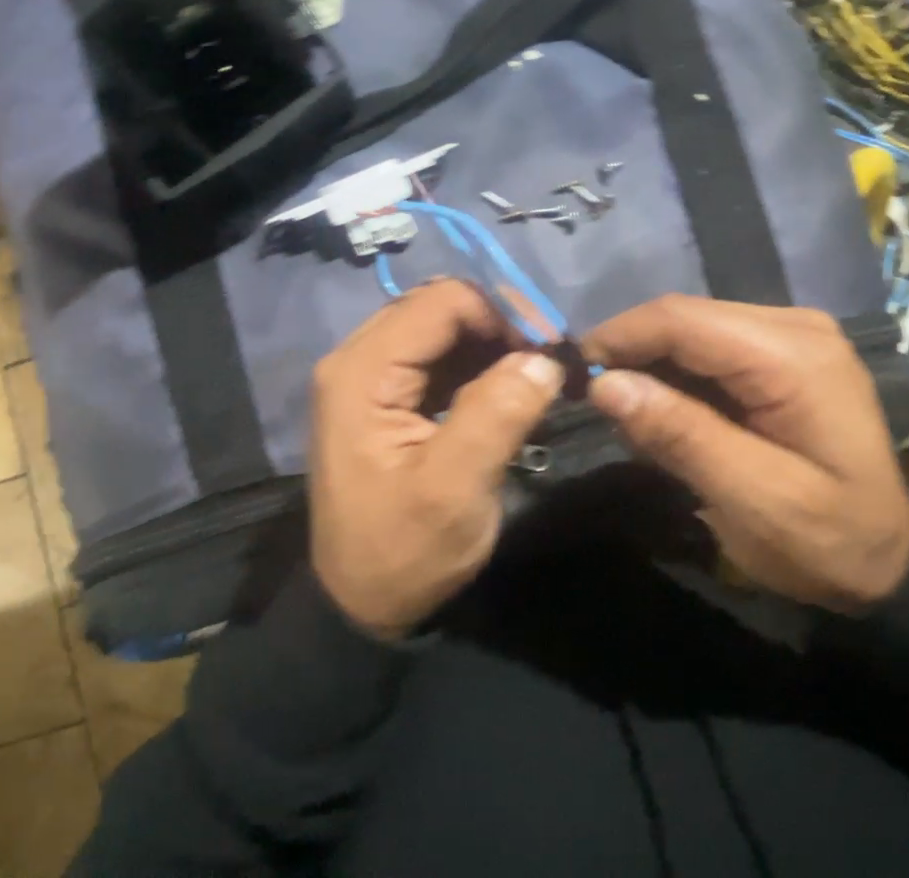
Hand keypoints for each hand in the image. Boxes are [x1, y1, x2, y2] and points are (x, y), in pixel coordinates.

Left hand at [309, 280, 564, 637]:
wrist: (363, 605)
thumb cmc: (405, 552)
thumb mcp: (455, 488)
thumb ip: (498, 413)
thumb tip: (545, 357)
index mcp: (362, 373)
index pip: (442, 303)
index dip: (502, 314)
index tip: (552, 349)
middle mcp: (357, 362)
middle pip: (438, 311)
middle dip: (498, 328)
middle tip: (547, 365)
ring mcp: (366, 381)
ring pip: (439, 334)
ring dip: (490, 349)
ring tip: (537, 381)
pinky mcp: (382, 402)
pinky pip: (434, 363)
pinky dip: (475, 369)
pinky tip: (508, 394)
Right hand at [581, 297, 908, 613]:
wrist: (890, 564)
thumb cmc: (826, 542)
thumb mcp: (753, 499)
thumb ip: (681, 435)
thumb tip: (604, 384)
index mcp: (794, 356)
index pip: (682, 319)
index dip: (616, 338)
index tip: (567, 377)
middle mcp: (794, 327)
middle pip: (684, 318)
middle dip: (630, 355)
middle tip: (593, 407)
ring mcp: (791, 338)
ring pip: (690, 332)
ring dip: (649, 370)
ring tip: (630, 424)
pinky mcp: (782, 357)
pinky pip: (709, 352)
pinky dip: (675, 381)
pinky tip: (666, 420)